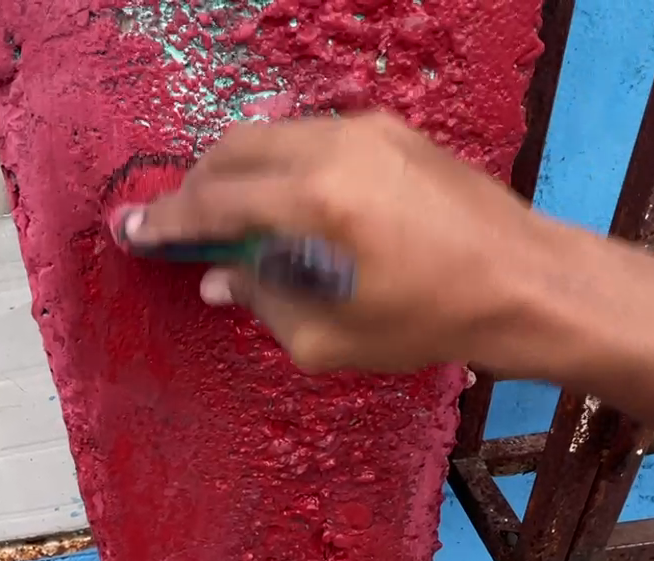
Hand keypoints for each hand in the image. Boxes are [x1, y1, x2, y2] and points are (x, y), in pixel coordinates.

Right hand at [119, 113, 581, 375]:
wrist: (520, 281)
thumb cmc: (425, 322)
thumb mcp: (329, 338)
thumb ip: (263, 302)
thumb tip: (217, 282)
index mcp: (315, 205)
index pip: (215, 204)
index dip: (167, 221)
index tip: (133, 230)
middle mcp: (334, 148)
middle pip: (232, 152)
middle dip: (195, 190)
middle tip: (179, 229)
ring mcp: (365, 130)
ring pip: (270, 135)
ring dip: (236, 173)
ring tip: (228, 218)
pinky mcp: (390, 129)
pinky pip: (309, 137)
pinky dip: (278, 165)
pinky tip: (282, 201)